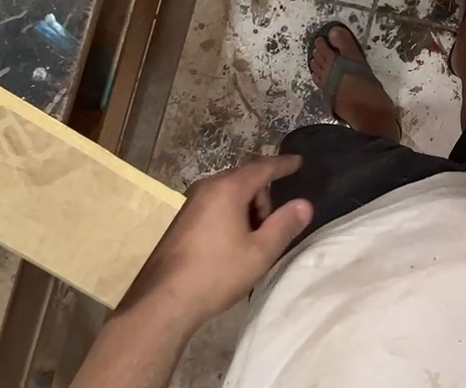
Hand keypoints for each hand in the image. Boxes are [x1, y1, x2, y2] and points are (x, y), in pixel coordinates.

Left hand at [121, 155, 312, 330]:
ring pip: (228, 194)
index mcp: (228, 189)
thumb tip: (304, 204)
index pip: (263, 167)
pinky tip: (227, 246)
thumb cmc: (215, 274)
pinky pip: (213, 205)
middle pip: (245, 180)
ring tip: (248, 243)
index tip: (298, 162)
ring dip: (245, 209)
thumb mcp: (259, 253)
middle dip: (263, 198)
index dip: (283, 164)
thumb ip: (285, 225)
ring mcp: (189, 203)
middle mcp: (207, 187)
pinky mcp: (179, 220)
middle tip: (268, 230)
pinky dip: (228, 216)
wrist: (161, 303)